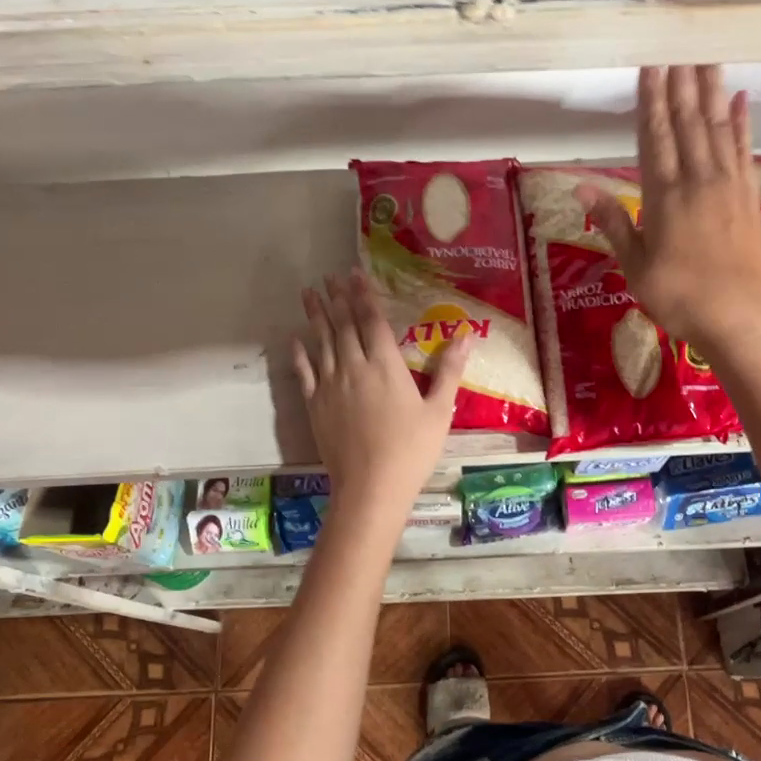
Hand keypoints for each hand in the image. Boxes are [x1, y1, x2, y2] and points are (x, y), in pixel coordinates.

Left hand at [293, 269, 468, 510]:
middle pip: (344, 325)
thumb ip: (448, 371)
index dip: (364, 294)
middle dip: (337, 298)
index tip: (354, 273)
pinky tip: (295, 339)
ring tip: (309, 293)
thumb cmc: (412, 450)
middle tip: (329, 276)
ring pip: (322, 342)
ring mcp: (330, 386)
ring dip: (316, 315)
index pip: (372, 320)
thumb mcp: (439, 411)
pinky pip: (304, 373)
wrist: (371, 487)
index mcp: (386, 365)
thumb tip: (465, 337)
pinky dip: (300, 353)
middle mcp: (354, 367)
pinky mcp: (316, 406)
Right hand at [577, 66, 760, 351]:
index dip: (651, 100)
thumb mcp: (635, 265)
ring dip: (710, 91)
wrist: (736, 318)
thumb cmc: (677, 297)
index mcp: (664, 196)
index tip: (651, 65)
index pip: (655, 136)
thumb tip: (581, 186)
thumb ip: (613, 222)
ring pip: (717, 127)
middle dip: (681, 83)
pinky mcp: (748, 197)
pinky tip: (740, 98)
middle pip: (688, 122)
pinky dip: (742, 122)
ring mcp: (727, 186)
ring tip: (707, 56)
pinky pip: (744, 149)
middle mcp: (697, 180)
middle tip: (680, 42)